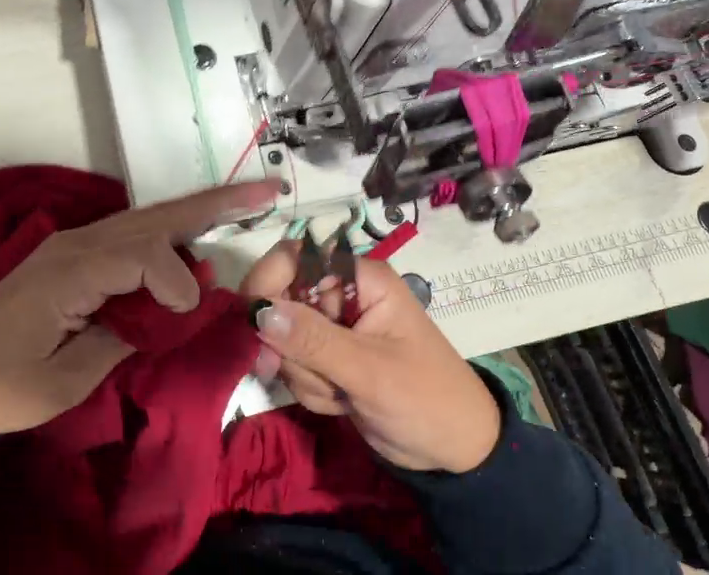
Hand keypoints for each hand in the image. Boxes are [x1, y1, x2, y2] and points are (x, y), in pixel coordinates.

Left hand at [0, 180, 278, 437]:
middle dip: (213, 203)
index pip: (141, 253)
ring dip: (196, 212)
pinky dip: (169, 235)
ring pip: (145, 220)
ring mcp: (73, 246)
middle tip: (268, 190)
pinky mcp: (72, 258)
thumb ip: (119, 340)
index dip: (176, 279)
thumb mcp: (63, 381)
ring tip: (248, 201)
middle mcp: (74, 244)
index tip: (189, 314)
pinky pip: (130, 238)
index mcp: (69, 271)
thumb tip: (166, 315)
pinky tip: (197, 238)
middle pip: (153, 217)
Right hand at [242, 238, 500, 471]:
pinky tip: (342, 402)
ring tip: (343, 394)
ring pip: (282, 338)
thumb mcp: (370, 372)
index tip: (253, 321)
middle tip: (321, 379)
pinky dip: (311, 389)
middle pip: (281, 301)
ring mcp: (333, 327)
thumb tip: (259, 311)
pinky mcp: (327, 357)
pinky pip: (292, 364)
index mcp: (360, 279)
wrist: (455, 450)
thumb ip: (313, 341)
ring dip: (305, 375)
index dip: (268, 282)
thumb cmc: (426, 399)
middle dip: (292, 348)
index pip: (294, 258)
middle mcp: (342, 294)